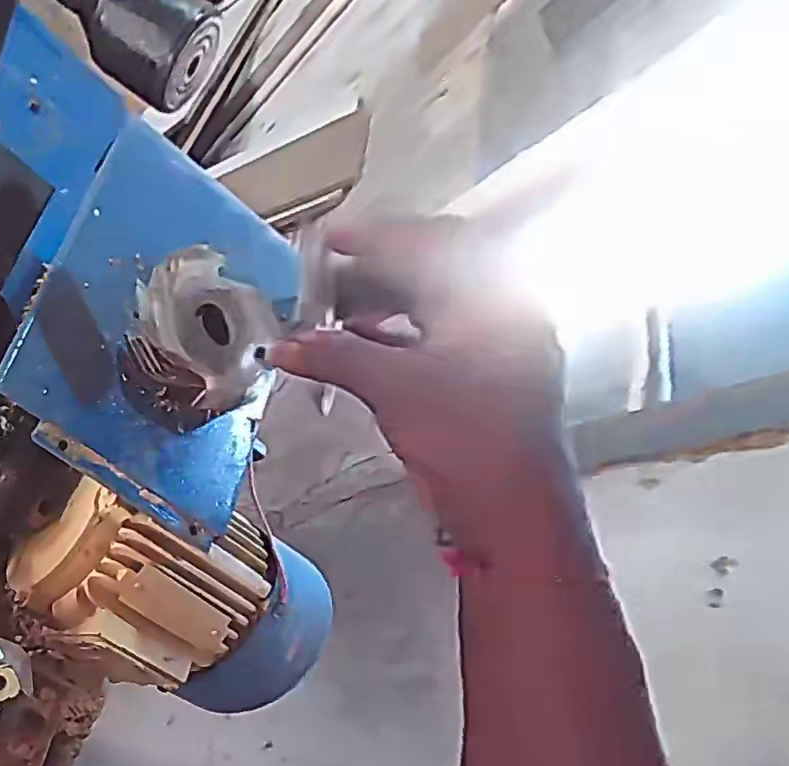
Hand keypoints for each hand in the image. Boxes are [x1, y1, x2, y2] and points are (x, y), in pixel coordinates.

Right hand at [272, 216, 578, 560]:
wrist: (506, 502)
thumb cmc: (461, 435)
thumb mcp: (394, 387)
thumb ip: (337, 357)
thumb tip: (283, 346)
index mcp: (490, 297)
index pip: (430, 246)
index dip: (376, 239)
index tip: (331, 239)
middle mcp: (499, 309)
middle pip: (432, 271)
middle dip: (375, 273)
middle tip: (327, 281)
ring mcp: (493, 343)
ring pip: (431, 306)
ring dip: (381, 306)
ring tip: (335, 316)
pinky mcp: (481, 373)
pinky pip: (433, 336)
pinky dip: (393, 336)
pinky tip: (359, 346)